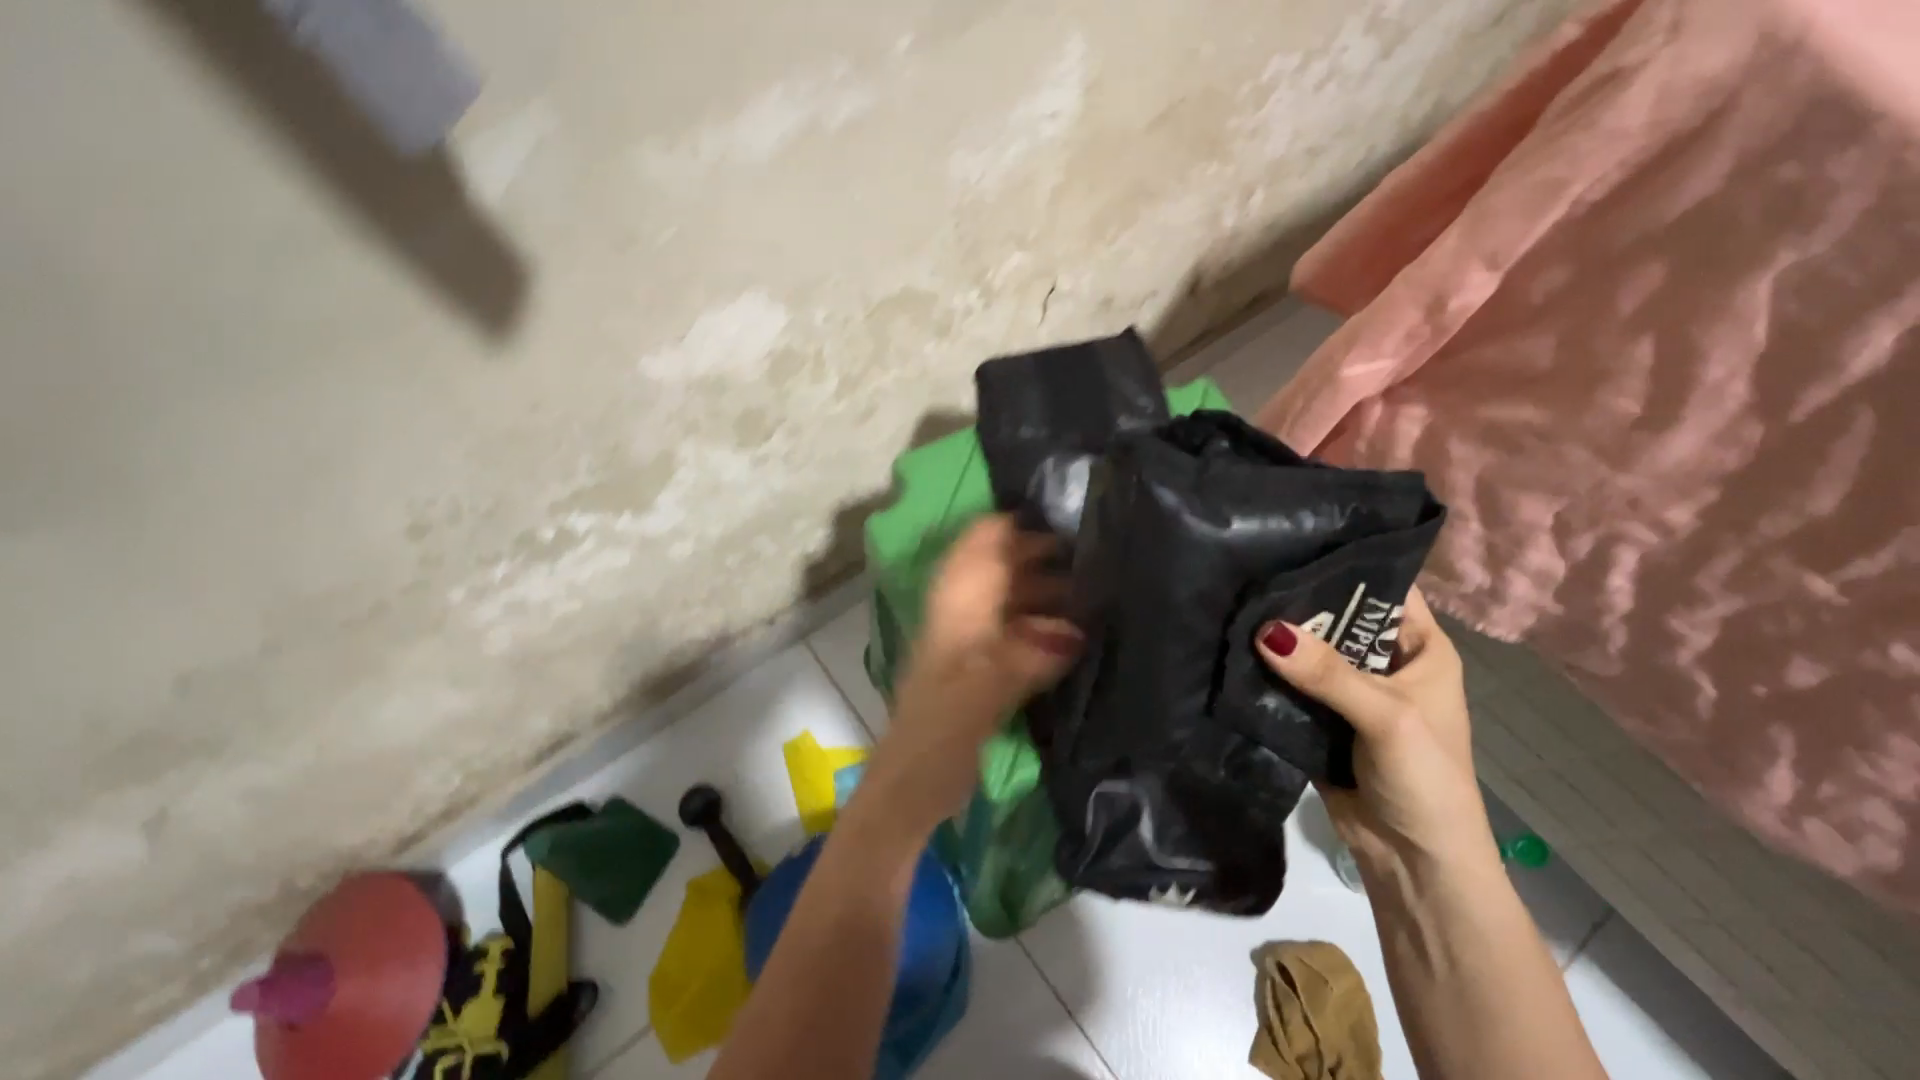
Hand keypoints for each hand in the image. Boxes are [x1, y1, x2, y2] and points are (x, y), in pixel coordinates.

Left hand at [863, 516, 1081, 832]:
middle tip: (1094, 555)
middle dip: (1038, 555)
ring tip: (1094, 592)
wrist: (907, 795)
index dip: (1011, 525)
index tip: (1062, 517)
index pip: (977, 547)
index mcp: (953, 613)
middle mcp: (959, 620)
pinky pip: (1014, 634)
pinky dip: (1041, 626)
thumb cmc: (935, 741)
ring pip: (1007, 602)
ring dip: (1043, 591)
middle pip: (996, 570)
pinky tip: (1072, 637)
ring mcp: (967, 649)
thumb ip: (1023, 660)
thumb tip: (1075, 632)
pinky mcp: (979, 676)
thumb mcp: (978, 696)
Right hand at [1254, 587, 1495, 873]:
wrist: (1414, 861)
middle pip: (1338, 620)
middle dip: (1298, 603)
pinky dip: (1265, 678)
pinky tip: (1229, 654)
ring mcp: (1348, 695)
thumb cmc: (1425, 779)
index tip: (1295, 539)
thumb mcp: (1387, 717)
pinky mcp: (1318, 724)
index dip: (1348, 564)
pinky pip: (1288, 690)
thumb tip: (1265, 629)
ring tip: (1228, 606)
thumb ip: (1329, 673)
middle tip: (1246, 571)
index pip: (1385, 589)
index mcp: (1421, 650)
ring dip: (1276, 641)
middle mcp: (1384, 664)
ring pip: (1308, 655)